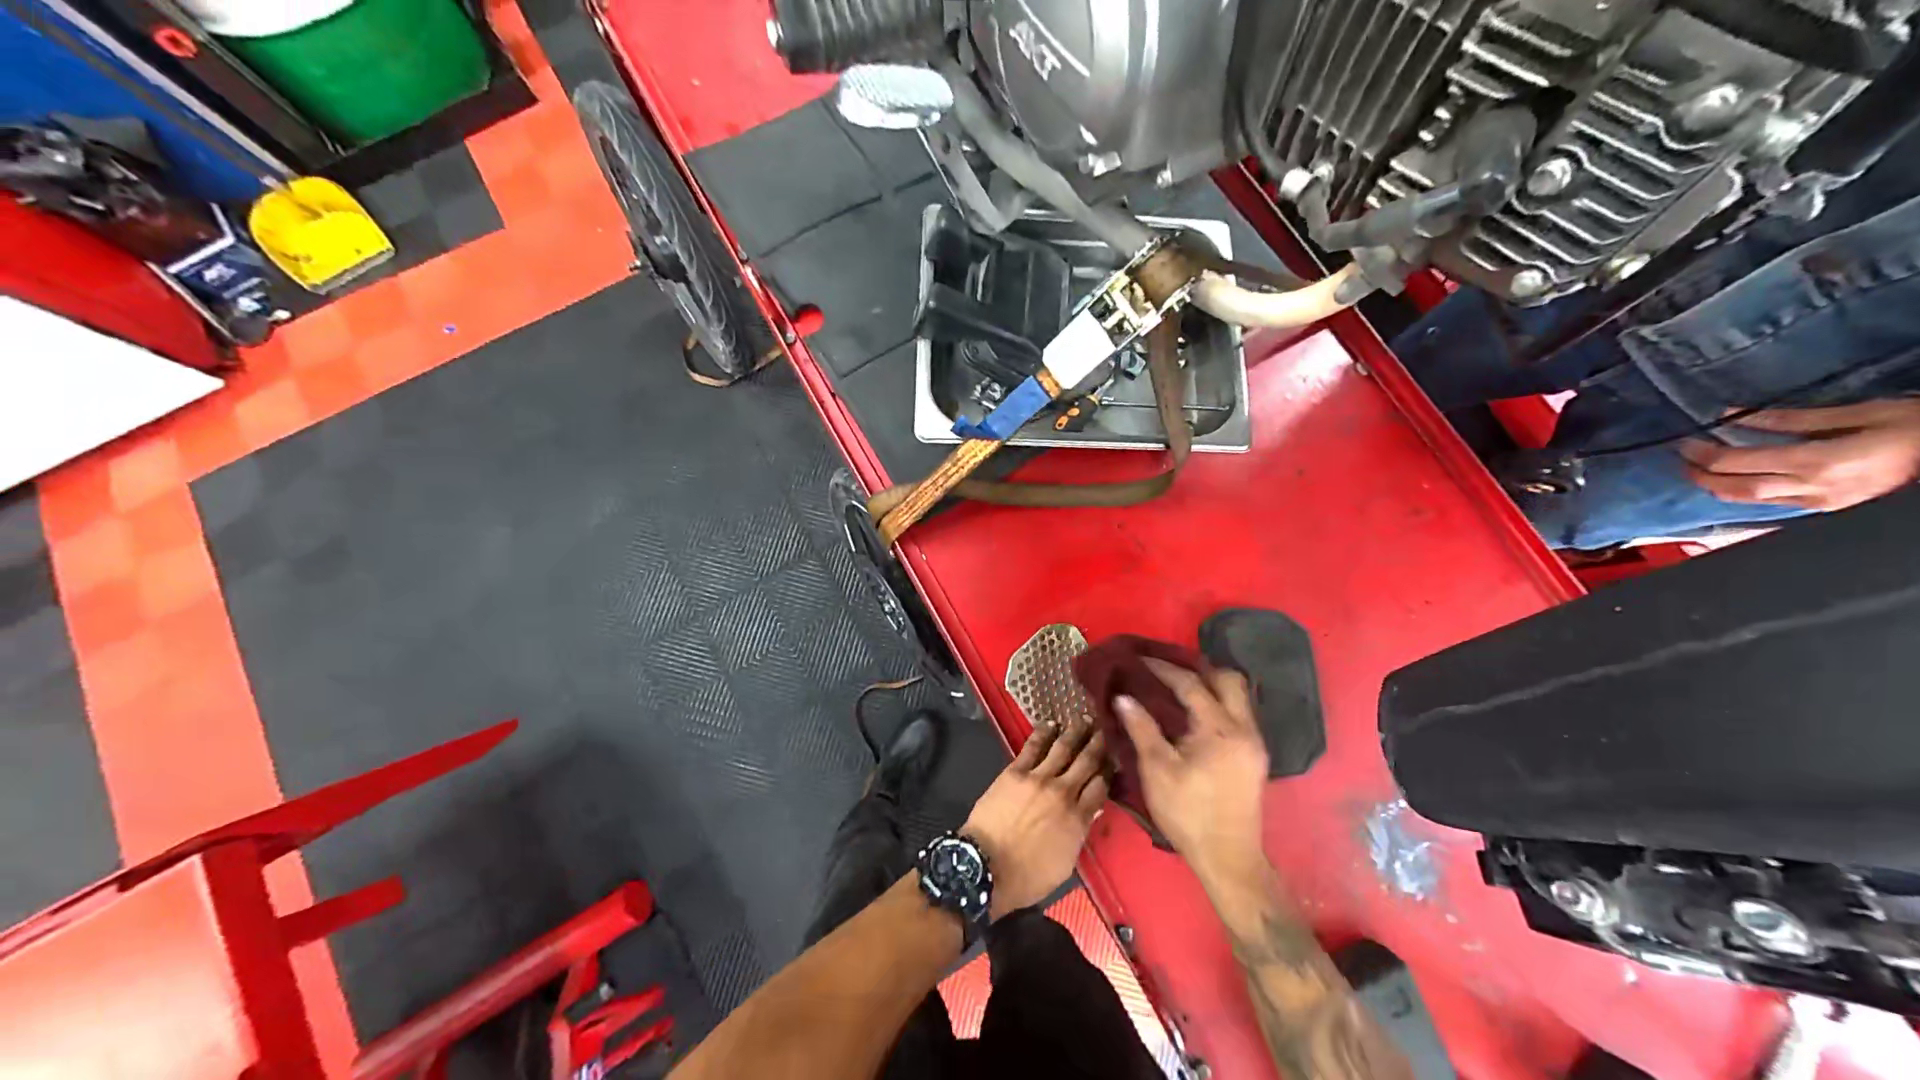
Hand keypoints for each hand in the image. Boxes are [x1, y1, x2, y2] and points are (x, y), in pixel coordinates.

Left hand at [962, 720, 1108, 918]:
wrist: (987, 867)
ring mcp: (1038, 778)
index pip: (1101, 787)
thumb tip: (1092, 810)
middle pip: (1086, 762)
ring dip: (1075, 732)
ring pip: (1063, 748)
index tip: (1114, 758)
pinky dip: (1043, 732)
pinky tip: (1051, 724)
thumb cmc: (1028, 875)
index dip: (1109, 771)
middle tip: (1104, 730)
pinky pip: (1032, 746)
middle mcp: (1063, 792)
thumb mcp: (1065, 863)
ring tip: (1083, 718)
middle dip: (1098, 745)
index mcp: (1078, 818)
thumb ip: (1080, 833)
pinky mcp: (1015, 771)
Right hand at [1113, 658, 1267, 873]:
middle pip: (1228, 679)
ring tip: (1180, 686)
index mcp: (1219, 729)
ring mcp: (1255, 742)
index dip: (1163, 668)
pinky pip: (1240, 713)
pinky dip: (1219, 702)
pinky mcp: (1255, 756)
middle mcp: (1244, 728)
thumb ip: (1142, 728)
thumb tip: (1123, 697)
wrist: (1228, 857)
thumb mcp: (1157, 770)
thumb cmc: (1188, 813)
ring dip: (1212, 684)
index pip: (1190, 684)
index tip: (1139, 659)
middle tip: (1168, 668)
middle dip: (1198, 668)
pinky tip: (1196, 712)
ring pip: (1239, 695)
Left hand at [1681, 399, 1919, 511]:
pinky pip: (1773, 504)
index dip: (1705, 453)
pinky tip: (1735, 482)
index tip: (1686, 441)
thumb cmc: (1918, 426)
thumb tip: (1734, 414)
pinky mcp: (1830, 508)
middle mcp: (1813, 488)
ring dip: (1717, 487)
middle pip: (1735, 488)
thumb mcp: (1858, 413)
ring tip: (1698, 470)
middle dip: (1701, 475)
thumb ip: (1793, 418)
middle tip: (1682, 458)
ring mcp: (1821, 503)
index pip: (1738, 462)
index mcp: (1818, 463)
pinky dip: (1745, 493)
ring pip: (1750, 500)